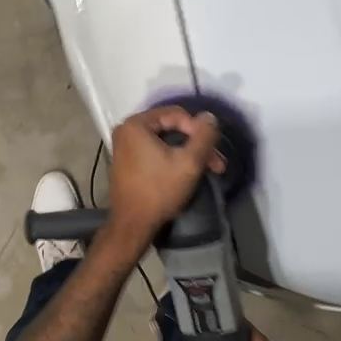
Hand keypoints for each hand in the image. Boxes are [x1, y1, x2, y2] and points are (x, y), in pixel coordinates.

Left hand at [104, 105, 225, 242]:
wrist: (133, 225)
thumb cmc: (159, 191)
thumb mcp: (189, 162)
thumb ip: (204, 136)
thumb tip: (210, 117)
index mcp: (136, 124)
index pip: (176, 114)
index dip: (199, 129)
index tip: (213, 151)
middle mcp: (126, 130)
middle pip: (171, 128)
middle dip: (196, 144)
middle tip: (216, 163)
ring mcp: (124, 147)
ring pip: (165, 142)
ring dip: (188, 153)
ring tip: (209, 170)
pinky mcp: (128, 163)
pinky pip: (155, 152)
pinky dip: (173, 159)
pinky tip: (189, 173)